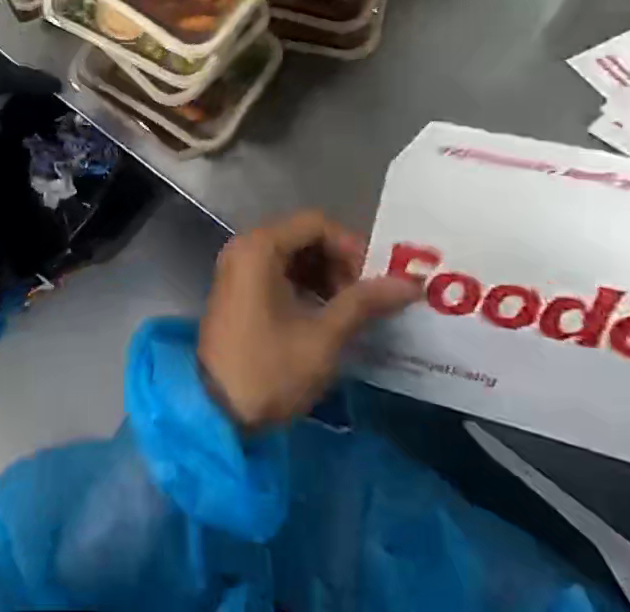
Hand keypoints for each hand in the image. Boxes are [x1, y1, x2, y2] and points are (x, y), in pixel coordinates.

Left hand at [198, 210, 419, 432]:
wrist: (218, 406)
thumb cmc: (270, 368)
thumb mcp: (324, 335)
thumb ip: (364, 302)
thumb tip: (411, 282)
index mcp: (257, 248)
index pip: (315, 224)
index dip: (352, 247)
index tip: (378, 282)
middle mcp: (242, 249)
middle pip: (303, 237)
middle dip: (341, 263)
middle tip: (370, 300)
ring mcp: (236, 270)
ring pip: (292, 256)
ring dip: (326, 276)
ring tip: (353, 313)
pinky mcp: (238, 291)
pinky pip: (278, 273)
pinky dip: (306, 287)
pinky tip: (329, 317)